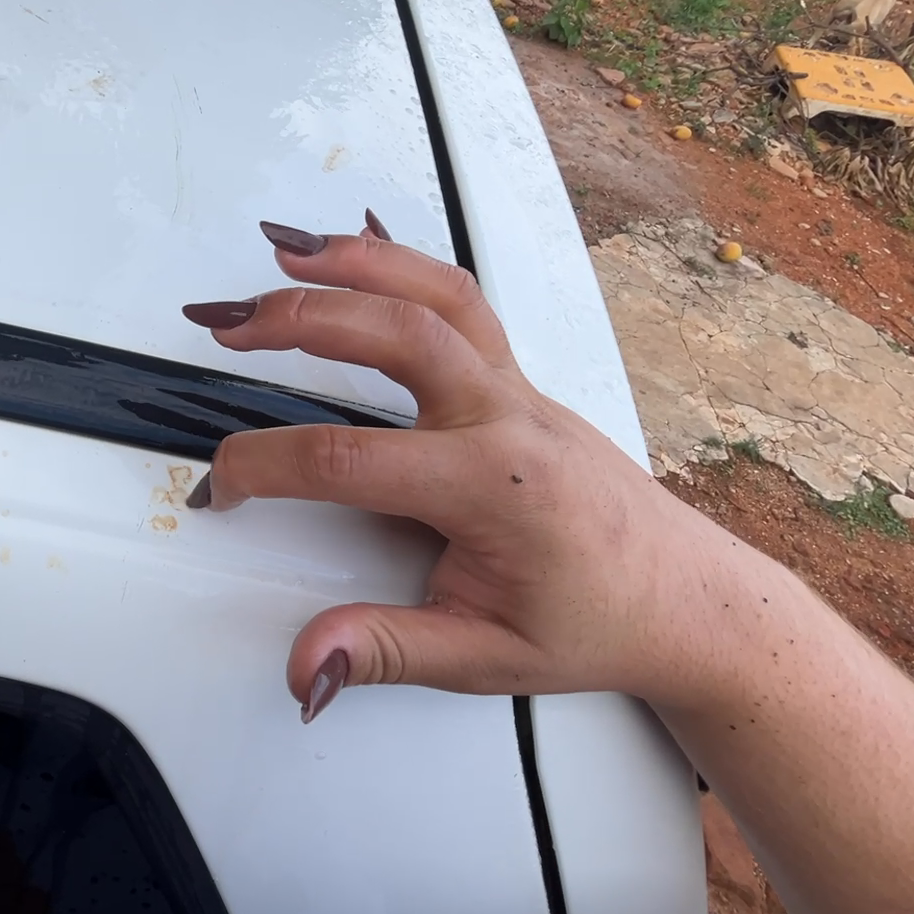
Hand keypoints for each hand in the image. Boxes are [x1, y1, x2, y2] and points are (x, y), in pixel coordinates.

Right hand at [182, 214, 758, 720]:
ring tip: (282, 251)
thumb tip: (304, 663)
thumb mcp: (481, 656)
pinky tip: (356, 250)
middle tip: (228, 326)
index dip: (264, 467)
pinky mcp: (512, 377)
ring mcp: (513, 387)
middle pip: (393, 334)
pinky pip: (457, 296)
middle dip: (298, 318)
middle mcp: (505, 417)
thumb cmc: (597, 622)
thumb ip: (382, 650)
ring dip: (351, 265)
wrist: (690, 599)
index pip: (346, 460)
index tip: (222, 485)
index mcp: (493, 486)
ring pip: (433, 292)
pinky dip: (399, 262)